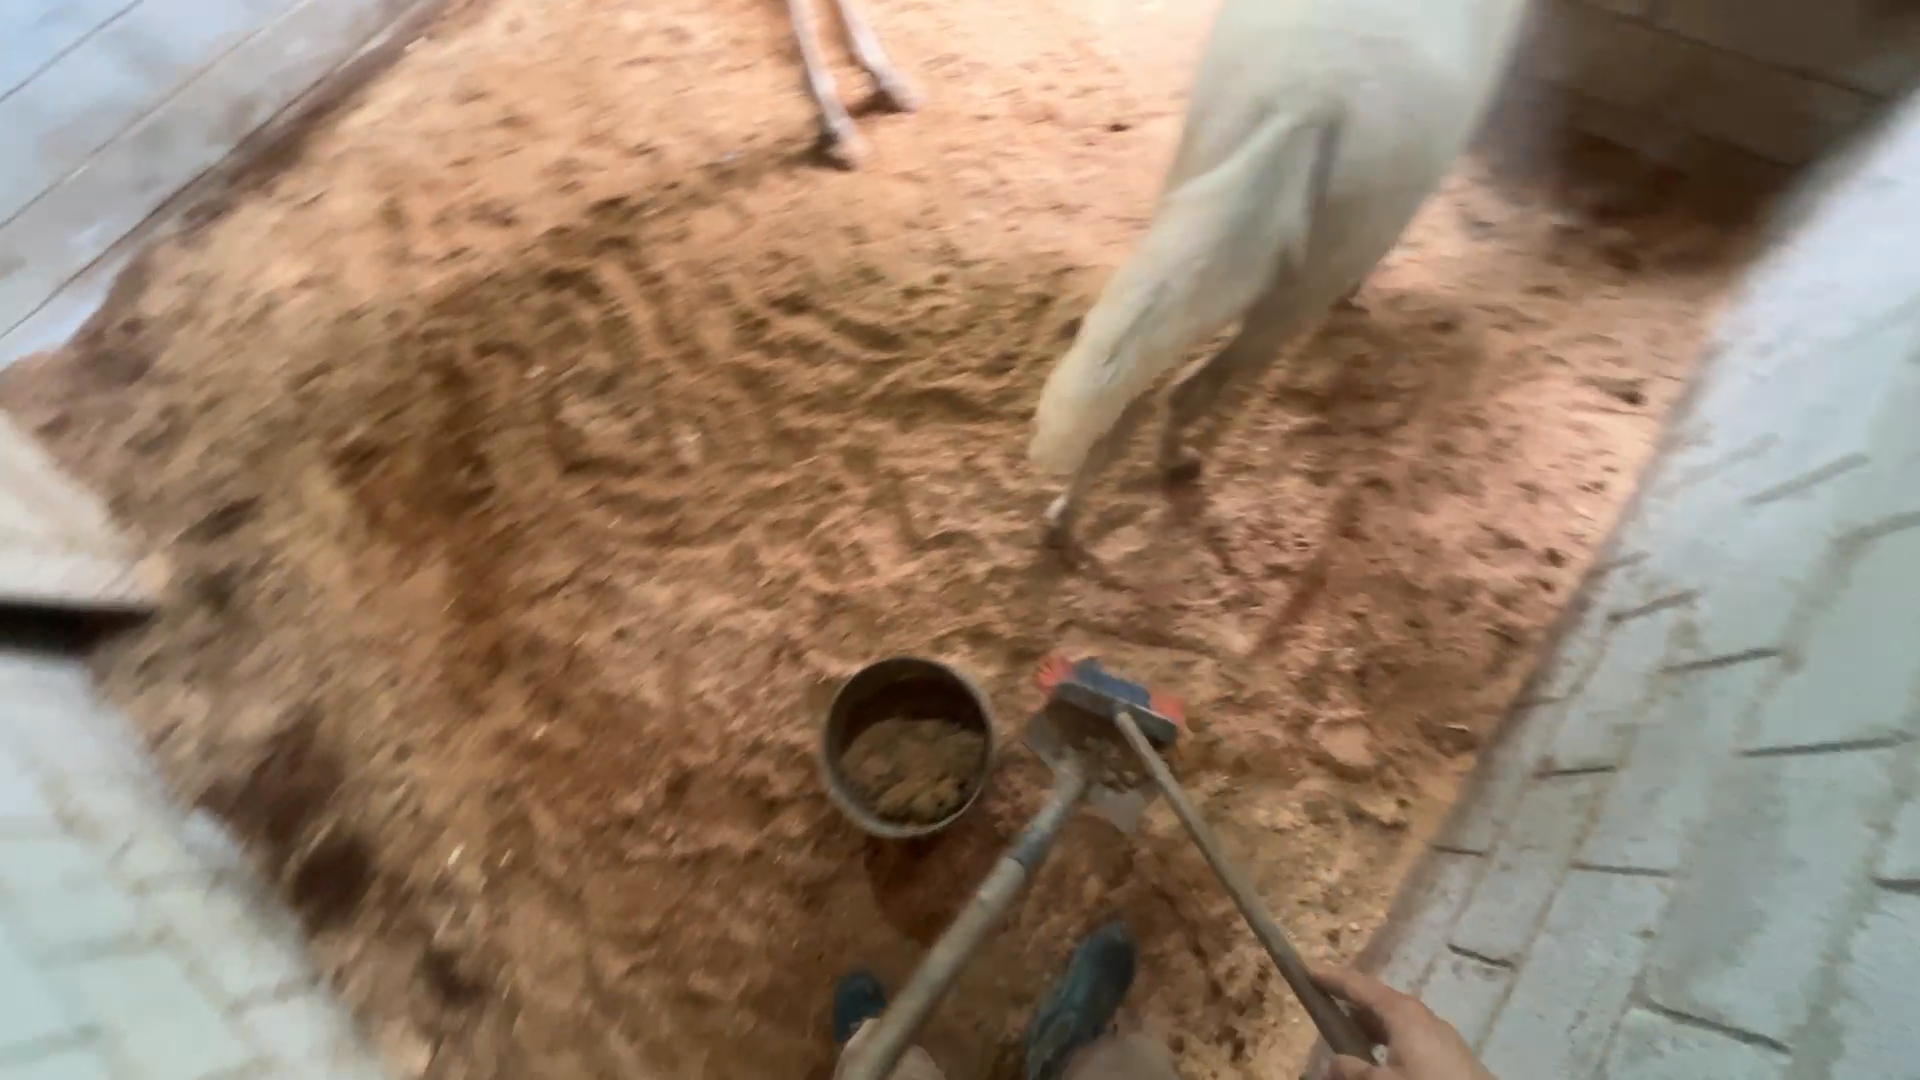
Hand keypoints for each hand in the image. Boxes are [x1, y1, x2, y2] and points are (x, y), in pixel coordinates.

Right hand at [1310, 966, 1495, 1079]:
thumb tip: (1332, 1063)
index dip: (1330, 977)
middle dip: (1350, 1008)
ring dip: (1370, 1032)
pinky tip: (1385, 1067)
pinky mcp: (1456, 1061)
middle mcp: (1421, 1015)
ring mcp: (1442, 1037)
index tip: (1305, 970)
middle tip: (1325, 1014)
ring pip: (1395, 1024)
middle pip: (1376, 1001)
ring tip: (1352, 1049)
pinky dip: (1390, 1047)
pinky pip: (1412, 1042)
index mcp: (1401, 1011)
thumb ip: (1352, 1071)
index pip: (1357, 984)